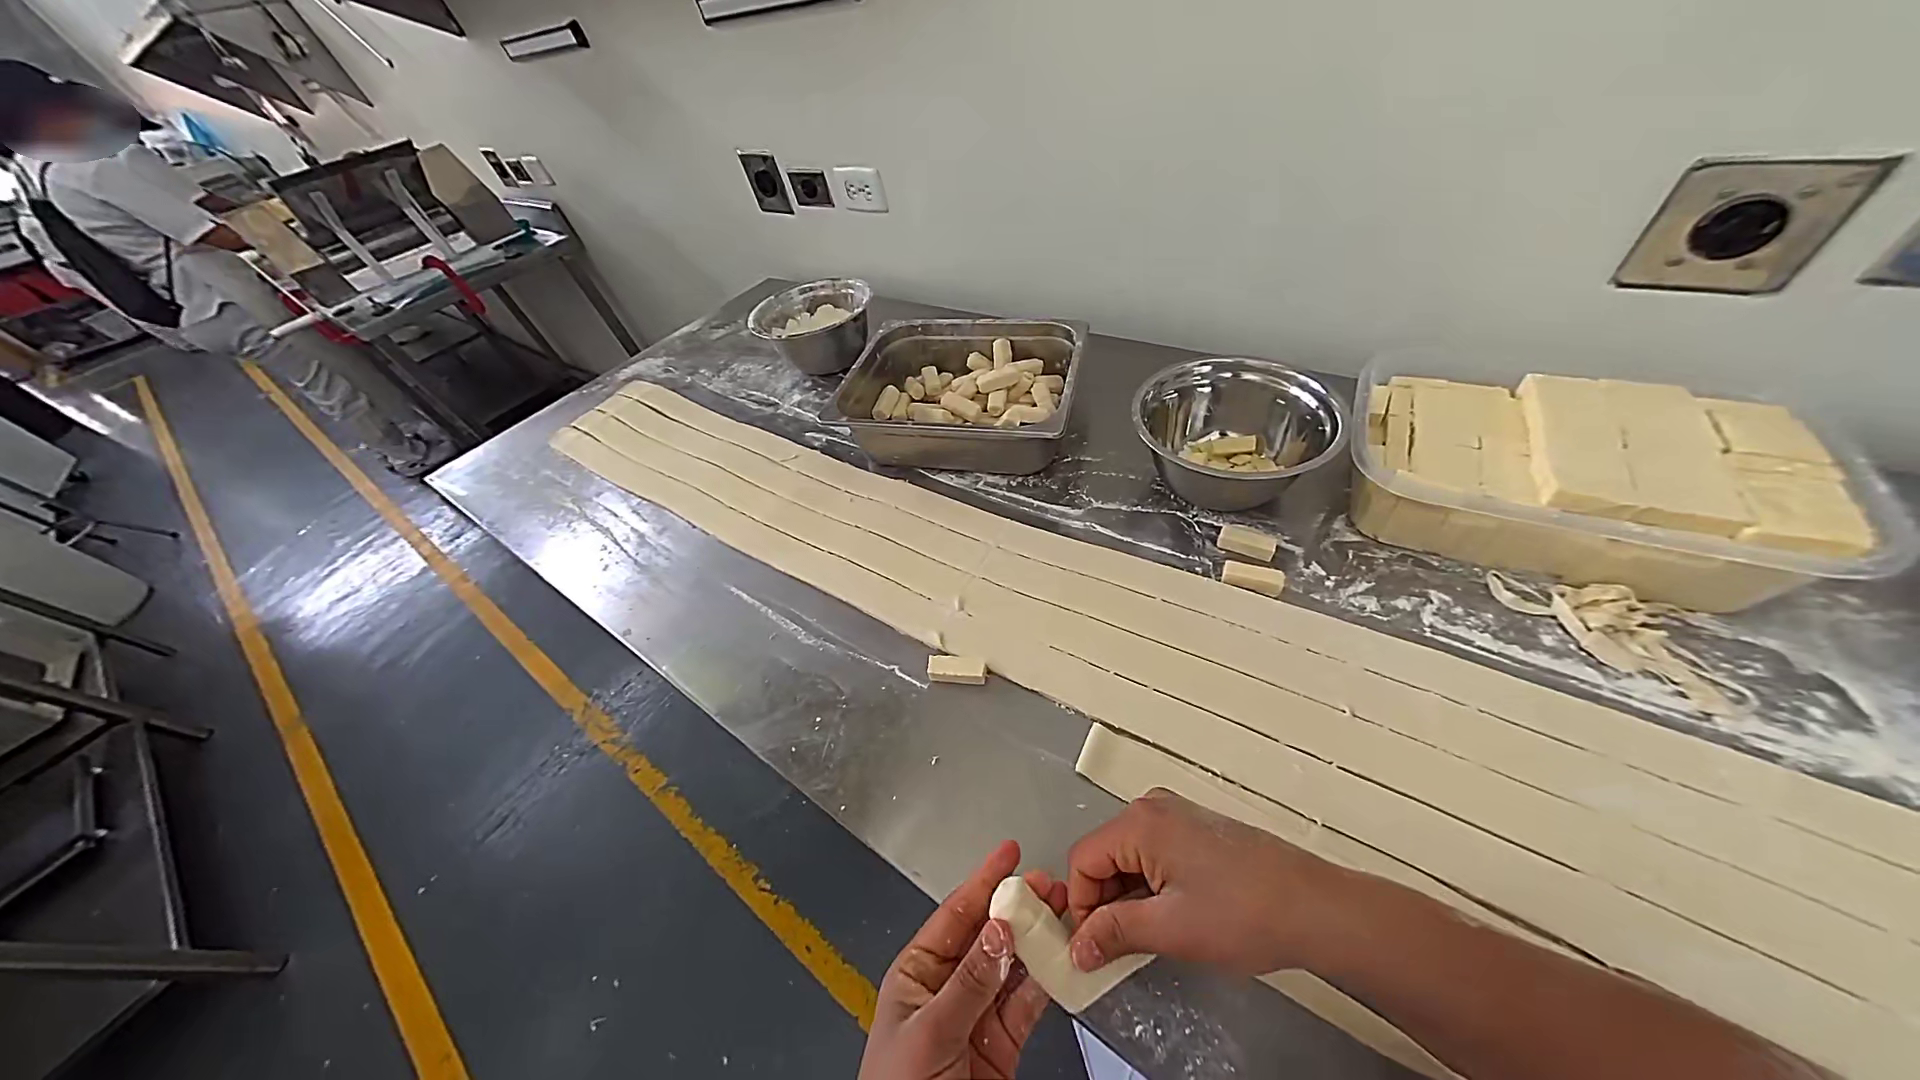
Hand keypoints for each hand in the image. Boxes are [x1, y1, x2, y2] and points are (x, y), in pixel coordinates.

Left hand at [858, 840, 1068, 1079]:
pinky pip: (1026, 1003)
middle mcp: (949, 985)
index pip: (955, 914)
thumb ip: (967, 983)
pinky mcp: (1001, 1043)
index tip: (1008, 852)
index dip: (983, 880)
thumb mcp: (929, 1033)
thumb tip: (999, 930)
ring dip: (1037, 939)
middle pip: (988, 935)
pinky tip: (1061, 960)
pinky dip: (1046, 982)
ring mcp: (977, 1014)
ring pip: (1012, 965)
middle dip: (1017, 906)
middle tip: (1049, 883)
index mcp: (918, 973)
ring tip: (1063, 912)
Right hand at [1065, 788, 1339, 976]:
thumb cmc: (1252, 910)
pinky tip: (1173, 917)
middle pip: (1104, 855)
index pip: (1082, 859)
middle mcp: (1155, 808)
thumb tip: (1081, 944)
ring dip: (1130, 898)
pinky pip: (1153, 855)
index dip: (1080, 905)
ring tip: (1155, 934)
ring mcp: (1177, 816)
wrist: (1316, 909)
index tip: (1090, 941)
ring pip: (1128, 858)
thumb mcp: (1170, 930)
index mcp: (1141, 822)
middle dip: (1106, 902)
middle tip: (1119, 945)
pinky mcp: (1195, 830)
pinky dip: (1151, 887)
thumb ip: (1114, 933)